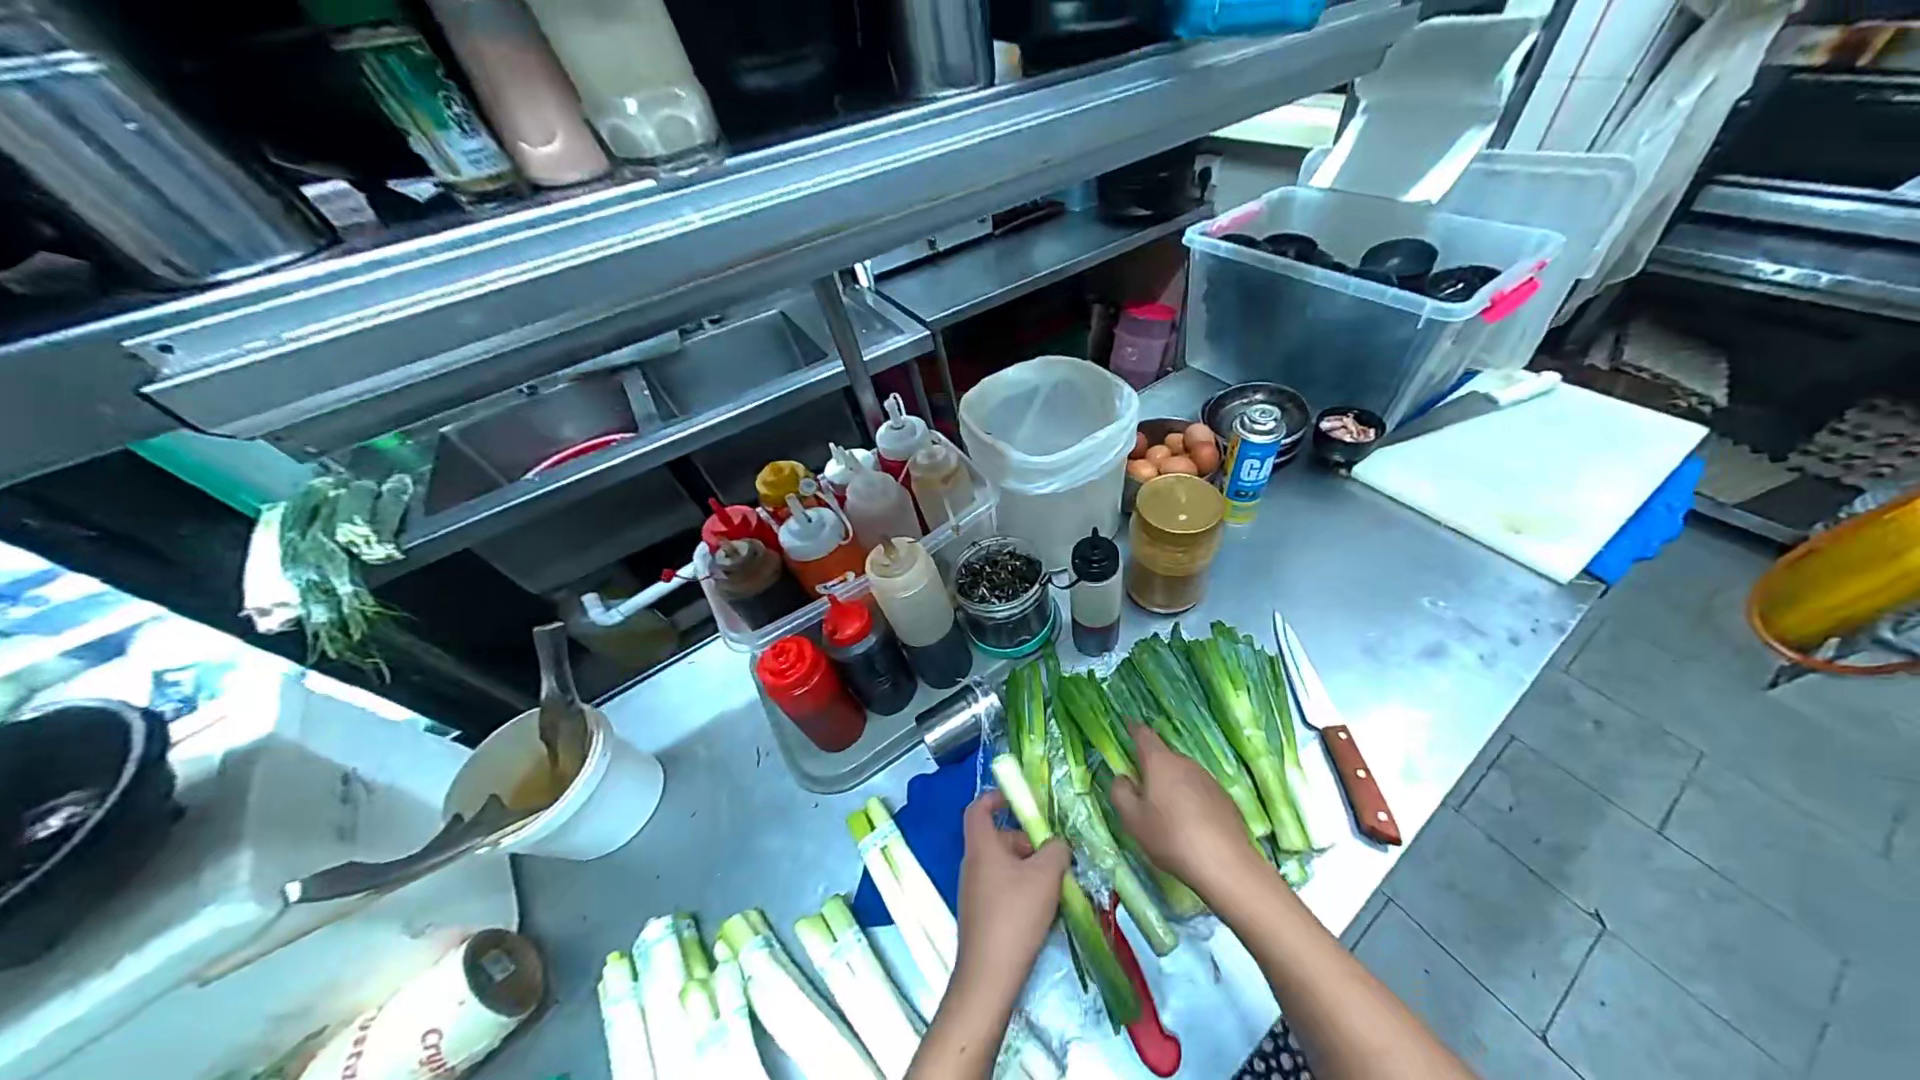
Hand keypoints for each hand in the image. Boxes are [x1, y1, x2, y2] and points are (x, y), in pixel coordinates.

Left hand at [953, 790, 1069, 995]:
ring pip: (1003, 865)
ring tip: (1056, 882)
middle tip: (1054, 853)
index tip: (1018, 798)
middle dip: (1027, 840)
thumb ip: (1056, 850)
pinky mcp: (981, 914)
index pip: (977, 808)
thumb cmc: (1015, 914)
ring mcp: (974, 891)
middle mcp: (972, 864)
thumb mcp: (1045, 875)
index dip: (995, 797)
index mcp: (981, 847)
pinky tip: (1044, 908)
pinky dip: (1022, 889)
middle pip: (998, 838)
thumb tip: (1058, 844)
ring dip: (1029, 867)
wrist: (990, 974)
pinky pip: (1002, 888)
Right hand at [1110, 722, 1263, 893]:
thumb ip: (1120, 792)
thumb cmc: (1170, 837)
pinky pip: (1199, 790)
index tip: (1127, 727)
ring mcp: (1208, 779)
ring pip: (1182, 774)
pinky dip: (1190, 799)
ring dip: (1171, 785)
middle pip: (1163, 757)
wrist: (1225, 863)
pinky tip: (1190, 825)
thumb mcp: (1132, 819)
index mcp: (1160, 762)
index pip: (1144, 735)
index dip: (1133, 729)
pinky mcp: (1225, 798)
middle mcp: (1186, 763)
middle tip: (1142, 791)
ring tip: (1166, 814)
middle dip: (1151, 768)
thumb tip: (1123, 777)